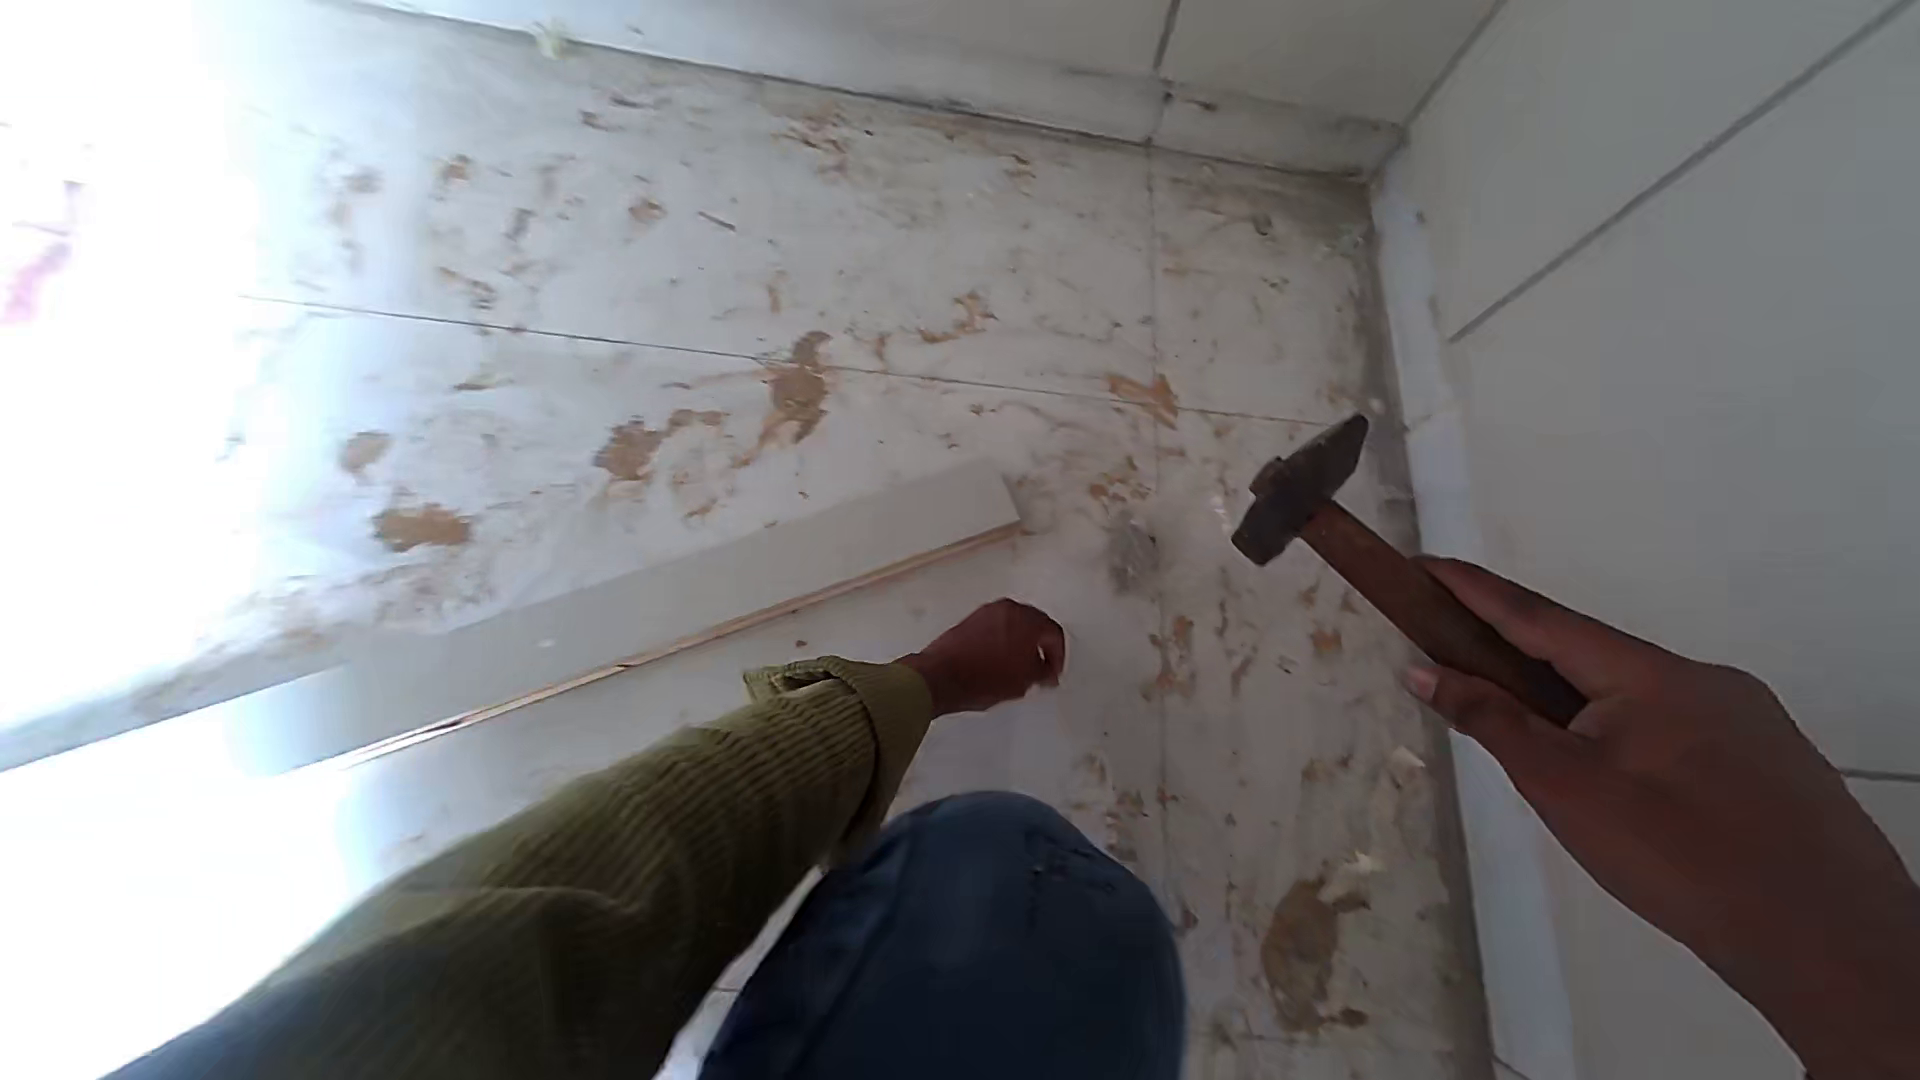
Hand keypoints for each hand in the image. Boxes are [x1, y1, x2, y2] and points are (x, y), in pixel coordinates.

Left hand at [897, 599, 1065, 716]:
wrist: (941, 677)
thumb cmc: (981, 678)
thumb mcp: (1024, 681)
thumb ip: (1042, 671)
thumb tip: (1046, 670)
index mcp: (1027, 619)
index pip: (1054, 633)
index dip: (1058, 656)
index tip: (1053, 672)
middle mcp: (1008, 609)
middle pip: (1035, 624)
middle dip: (1040, 646)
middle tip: (1042, 668)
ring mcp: (987, 612)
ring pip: (1014, 624)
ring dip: (1022, 642)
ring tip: (1020, 667)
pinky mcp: (970, 620)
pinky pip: (996, 627)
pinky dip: (1004, 640)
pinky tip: (1001, 661)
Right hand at [1406, 558, 1919, 1078]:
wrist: (1843, 959)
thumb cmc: (1678, 855)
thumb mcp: (1559, 783)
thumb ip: (1487, 718)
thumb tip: (1421, 671)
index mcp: (1652, 676)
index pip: (1539, 616)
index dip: (1472, 588)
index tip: (1424, 564)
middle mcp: (1701, 681)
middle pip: (1579, 649)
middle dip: (1509, 644)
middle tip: (1450, 648)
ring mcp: (1739, 719)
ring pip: (1615, 687)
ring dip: (1553, 689)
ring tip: (1511, 719)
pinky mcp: (1756, 758)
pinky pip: (1651, 717)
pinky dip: (1595, 718)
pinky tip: (1584, 757)